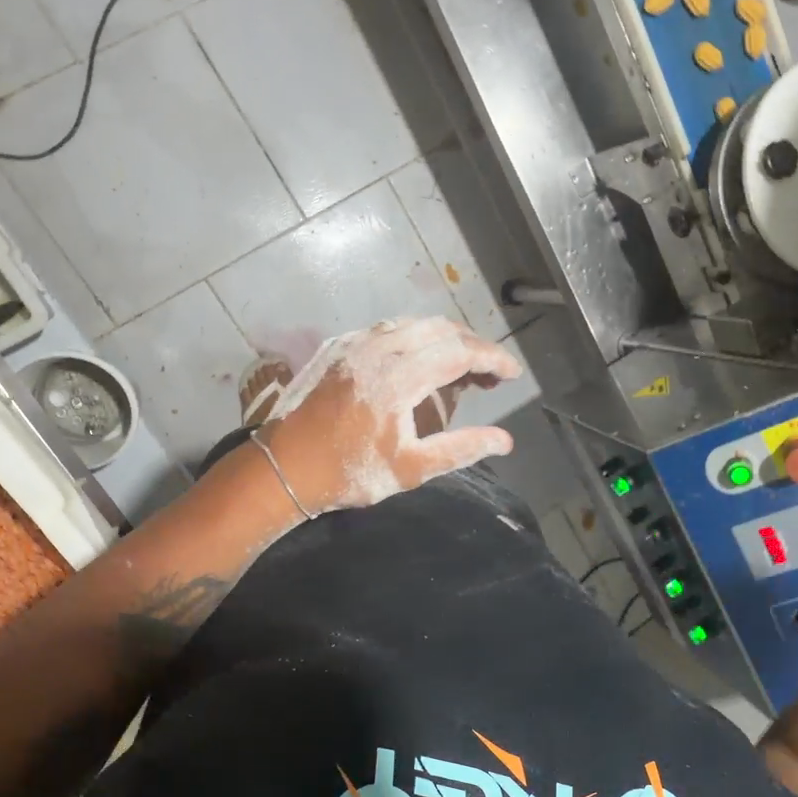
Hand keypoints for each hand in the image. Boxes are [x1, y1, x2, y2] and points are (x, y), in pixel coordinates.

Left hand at [256, 318, 523, 512]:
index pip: (459, 352)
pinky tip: (420, 358)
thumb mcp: (411, 468)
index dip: (492, 358)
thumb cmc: (350, 472)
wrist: (284, 467)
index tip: (512, 373)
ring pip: (413, 324)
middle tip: (490, 373)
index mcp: (399, 377)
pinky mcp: (338, 347)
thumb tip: (504, 440)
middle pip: (440, 329)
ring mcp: (355, 344)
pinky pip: (387, 328)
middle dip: (473, 345)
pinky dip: (415, 336)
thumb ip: (461, 449)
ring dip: (444, 338)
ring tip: (461, 365)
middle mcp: (379, 349)